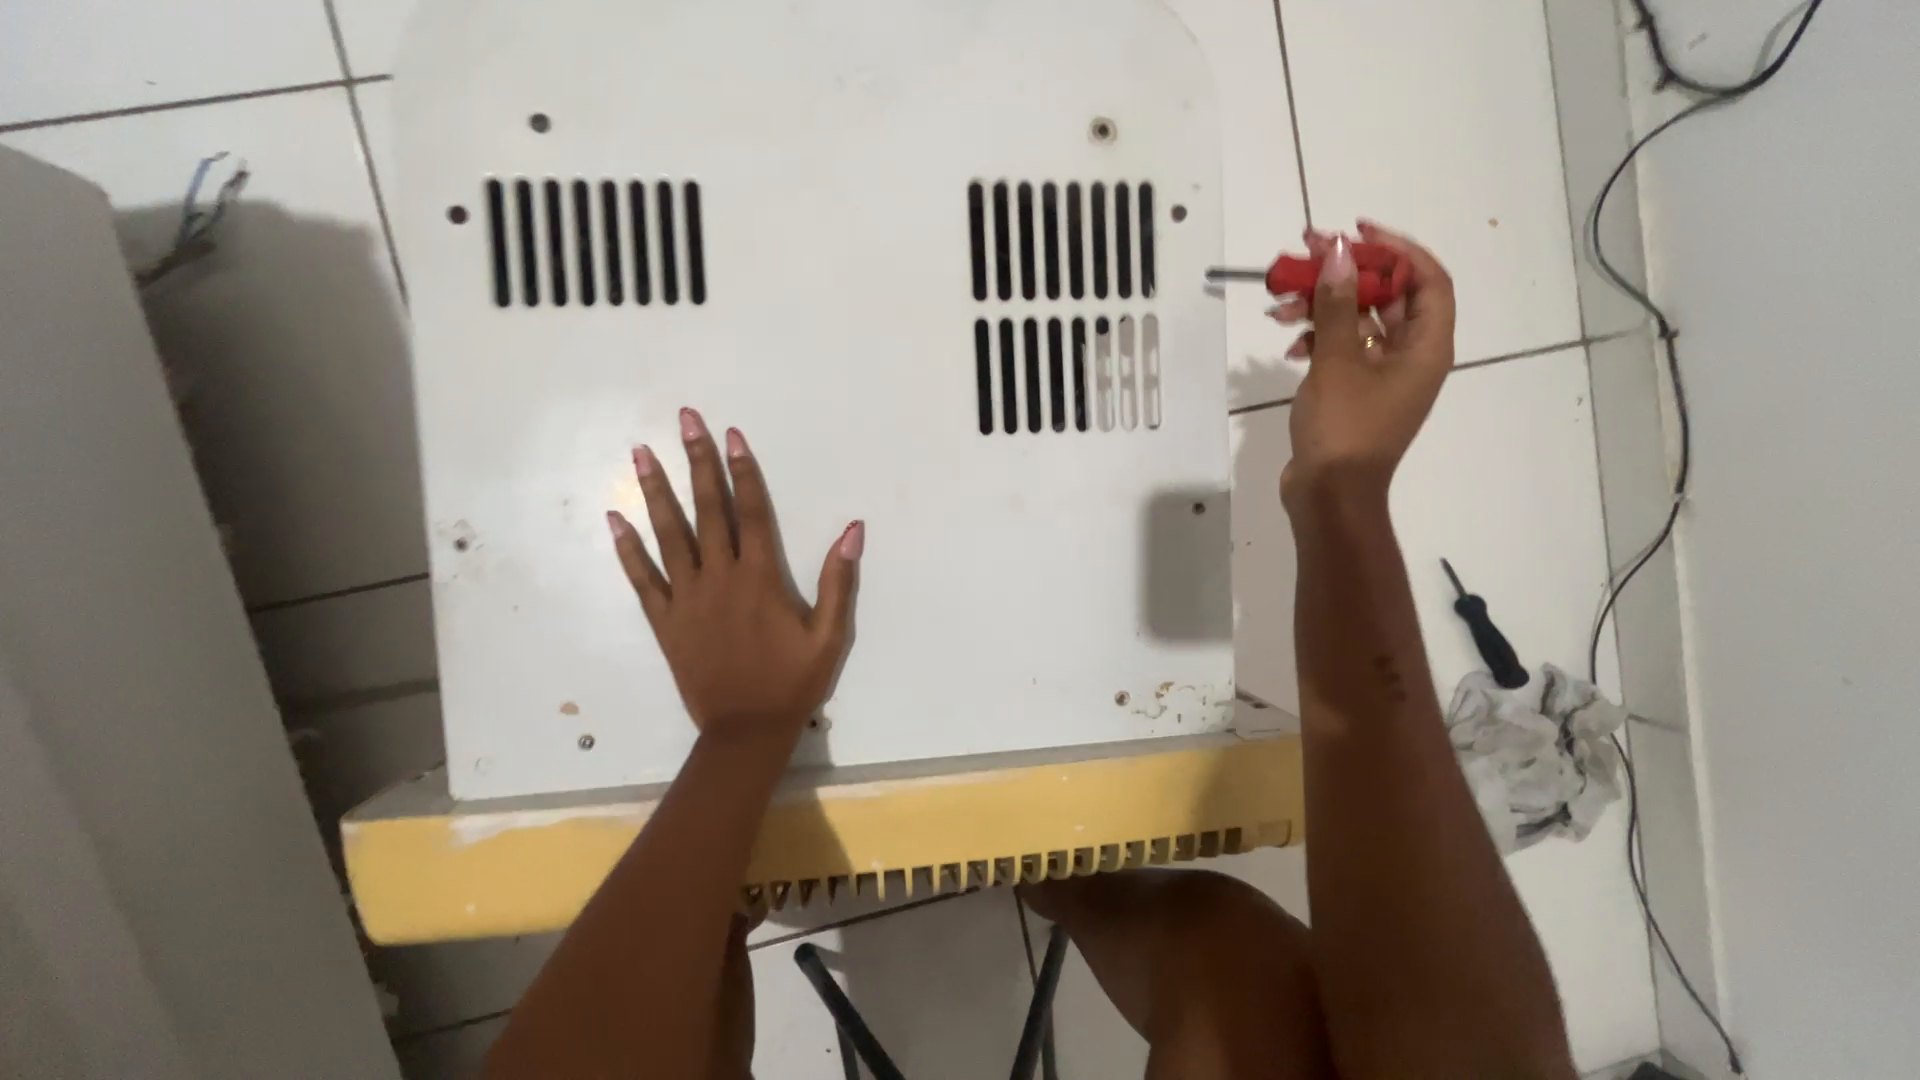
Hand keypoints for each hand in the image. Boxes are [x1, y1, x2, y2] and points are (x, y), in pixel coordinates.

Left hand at [608, 408, 862, 741]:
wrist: (745, 731)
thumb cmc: (792, 683)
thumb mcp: (830, 636)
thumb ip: (838, 582)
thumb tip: (852, 530)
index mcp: (760, 578)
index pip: (751, 511)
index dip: (742, 471)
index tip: (731, 434)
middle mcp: (719, 578)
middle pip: (707, 509)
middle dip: (696, 461)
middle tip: (684, 419)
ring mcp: (686, 598)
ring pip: (668, 534)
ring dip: (655, 491)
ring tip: (641, 452)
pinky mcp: (664, 621)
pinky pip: (641, 579)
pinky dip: (627, 549)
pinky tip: (615, 519)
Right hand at [1270, 221, 1455, 511]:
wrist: (1330, 496)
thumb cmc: (1344, 429)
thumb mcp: (1337, 362)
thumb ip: (1338, 305)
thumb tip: (1338, 256)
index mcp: (1427, 347)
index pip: (1427, 279)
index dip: (1396, 249)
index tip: (1355, 233)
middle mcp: (1413, 356)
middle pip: (1389, 297)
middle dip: (1347, 275)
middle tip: (1306, 258)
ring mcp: (1384, 376)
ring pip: (1360, 323)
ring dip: (1323, 308)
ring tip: (1280, 305)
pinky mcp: (1357, 393)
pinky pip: (1343, 350)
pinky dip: (1318, 338)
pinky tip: (1289, 342)